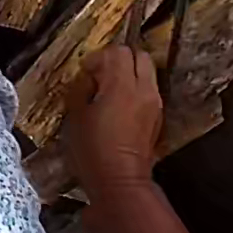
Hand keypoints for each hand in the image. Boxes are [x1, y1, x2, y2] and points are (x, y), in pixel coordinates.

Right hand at [66, 45, 163, 191]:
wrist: (119, 180)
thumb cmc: (91, 149)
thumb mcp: (75, 117)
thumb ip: (82, 90)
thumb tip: (88, 79)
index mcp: (121, 85)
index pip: (117, 52)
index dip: (98, 57)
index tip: (85, 72)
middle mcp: (144, 89)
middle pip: (139, 55)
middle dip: (119, 59)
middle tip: (99, 75)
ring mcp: (155, 103)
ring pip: (147, 72)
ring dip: (129, 74)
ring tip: (108, 91)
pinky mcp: (157, 116)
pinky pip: (148, 90)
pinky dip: (134, 90)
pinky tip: (118, 107)